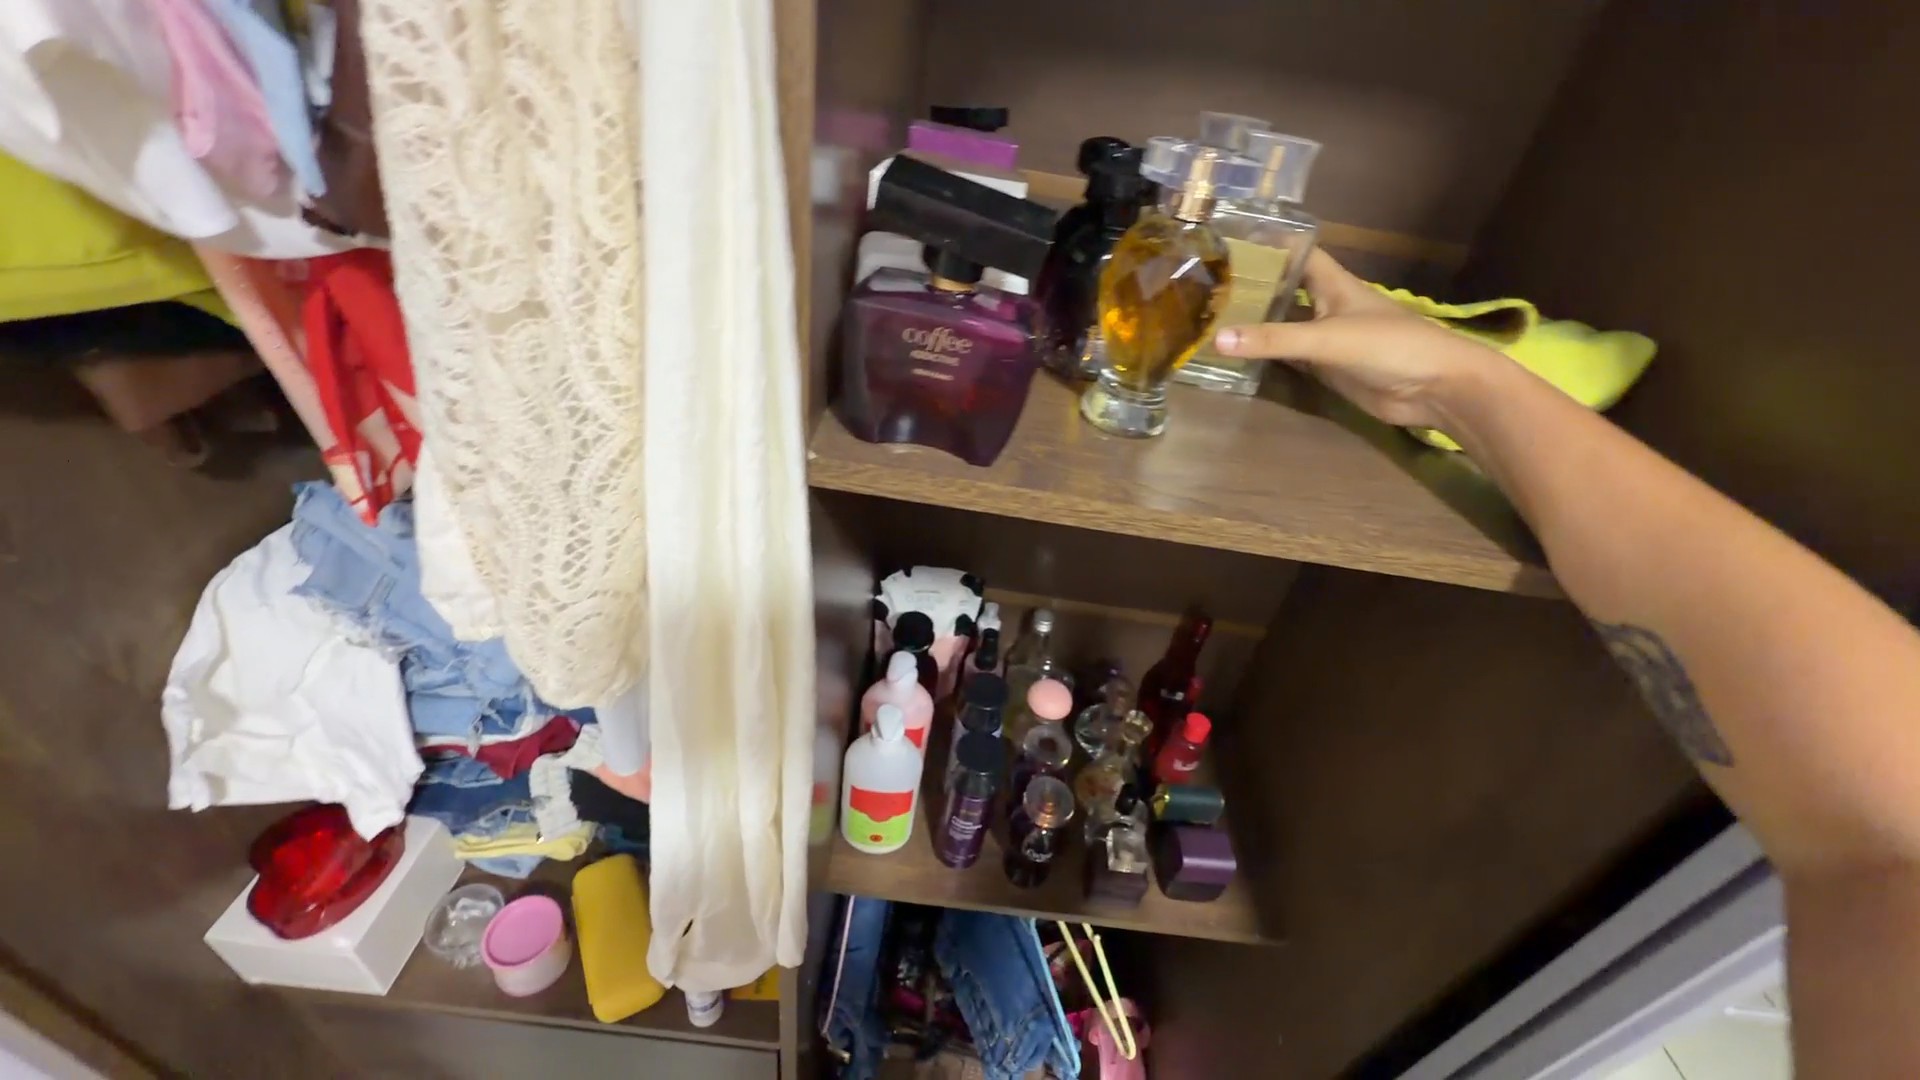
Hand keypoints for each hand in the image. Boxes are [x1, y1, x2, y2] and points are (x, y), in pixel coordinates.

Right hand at [1210, 250, 1505, 430]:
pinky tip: (1236, 355)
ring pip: (1283, 324)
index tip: (1230, 241)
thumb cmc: (1389, 346)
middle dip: (1251, 285)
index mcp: (1333, 284)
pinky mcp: (1325, 367)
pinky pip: (1287, 357)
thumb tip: (1216, 339)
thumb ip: (1273, 340)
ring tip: (1209, 317)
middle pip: (1284, 289)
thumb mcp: (1327, 338)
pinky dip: (1264, 356)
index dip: (1269, 243)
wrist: (1434, 388)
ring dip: (1255, 322)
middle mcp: (1326, 306)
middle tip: (1206, 285)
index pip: (1298, 253)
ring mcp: (1325, 338)